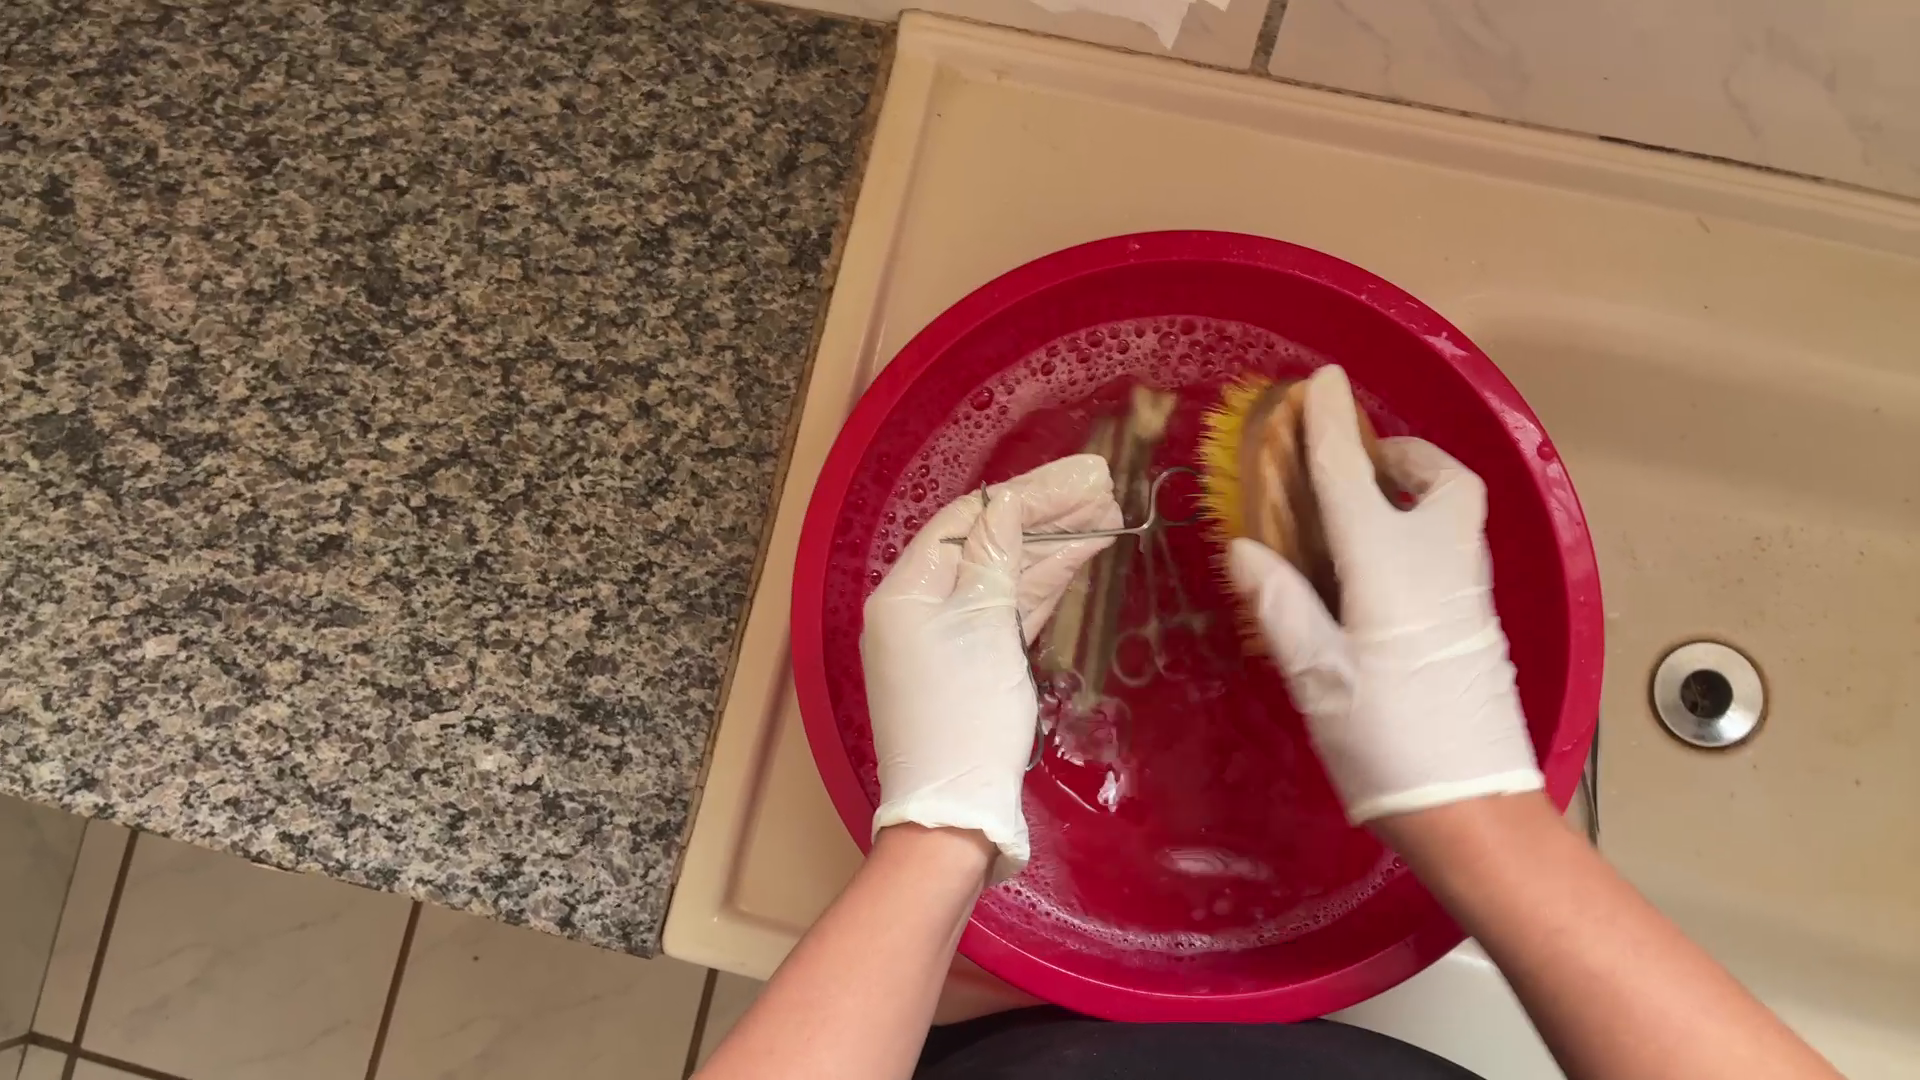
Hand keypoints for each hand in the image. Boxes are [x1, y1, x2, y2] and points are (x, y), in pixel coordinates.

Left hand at [861, 454, 1121, 879]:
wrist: (956, 813)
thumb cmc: (963, 713)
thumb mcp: (981, 623)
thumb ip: (994, 555)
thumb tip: (1004, 504)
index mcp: (906, 590)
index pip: (965, 521)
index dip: (1021, 496)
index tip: (1073, 479)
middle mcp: (922, 605)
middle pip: (987, 544)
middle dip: (1043, 517)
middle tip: (1100, 489)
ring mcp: (950, 635)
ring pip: (1004, 577)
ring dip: (1051, 546)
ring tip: (1104, 513)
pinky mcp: (976, 661)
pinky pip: (1008, 609)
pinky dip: (1042, 584)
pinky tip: (1081, 555)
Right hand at [1226, 365, 1541, 823]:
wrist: (1468, 808)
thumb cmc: (1381, 738)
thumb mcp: (1314, 671)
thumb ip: (1281, 601)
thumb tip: (1245, 548)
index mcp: (1389, 566)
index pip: (1352, 477)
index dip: (1331, 425)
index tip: (1322, 380)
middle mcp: (1439, 565)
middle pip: (1442, 480)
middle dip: (1402, 454)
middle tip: (1358, 464)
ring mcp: (1469, 593)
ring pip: (1455, 512)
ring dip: (1415, 488)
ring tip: (1362, 511)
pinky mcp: (1478, 623)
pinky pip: (1451, 548)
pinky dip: (1420, 529)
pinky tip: (1380, 571)